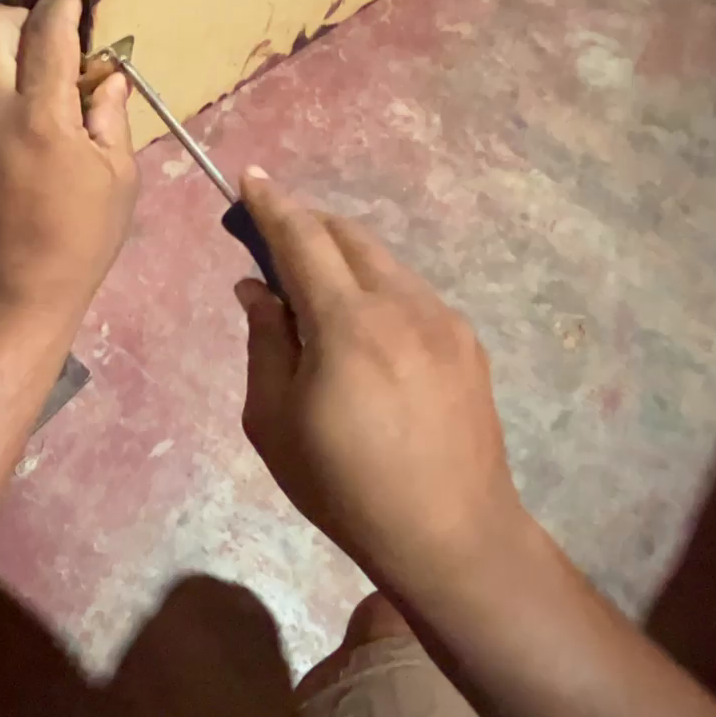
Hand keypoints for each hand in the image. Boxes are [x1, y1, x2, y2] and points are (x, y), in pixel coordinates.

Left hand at [0, 0, 136, 321]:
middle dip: (23, 15)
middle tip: (50, 41)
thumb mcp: (119, 178)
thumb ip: (112, 117)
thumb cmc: (81, 238)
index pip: (47, 31)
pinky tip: (7, 103)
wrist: (16, 289)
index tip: (75, 4)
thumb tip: (108, 77)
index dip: (63, 5)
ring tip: (28, 72)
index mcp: (44, 115)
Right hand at [234, 171, 526, 591]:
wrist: (452, 538)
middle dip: (305, 224)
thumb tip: (256, 288)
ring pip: (380, 259)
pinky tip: (363, 333)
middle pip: (347, 234)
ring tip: (315, 296)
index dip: (271, 205)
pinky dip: (372, 287)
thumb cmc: (343, 487)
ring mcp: (443, 319)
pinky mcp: (466, 340)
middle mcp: (402, 305)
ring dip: (340, 257)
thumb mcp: (273, 419)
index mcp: (347, 324)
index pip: (301, 239)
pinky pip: (408, 291)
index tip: (249, 178)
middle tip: (272, 243)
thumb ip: (263, 340)